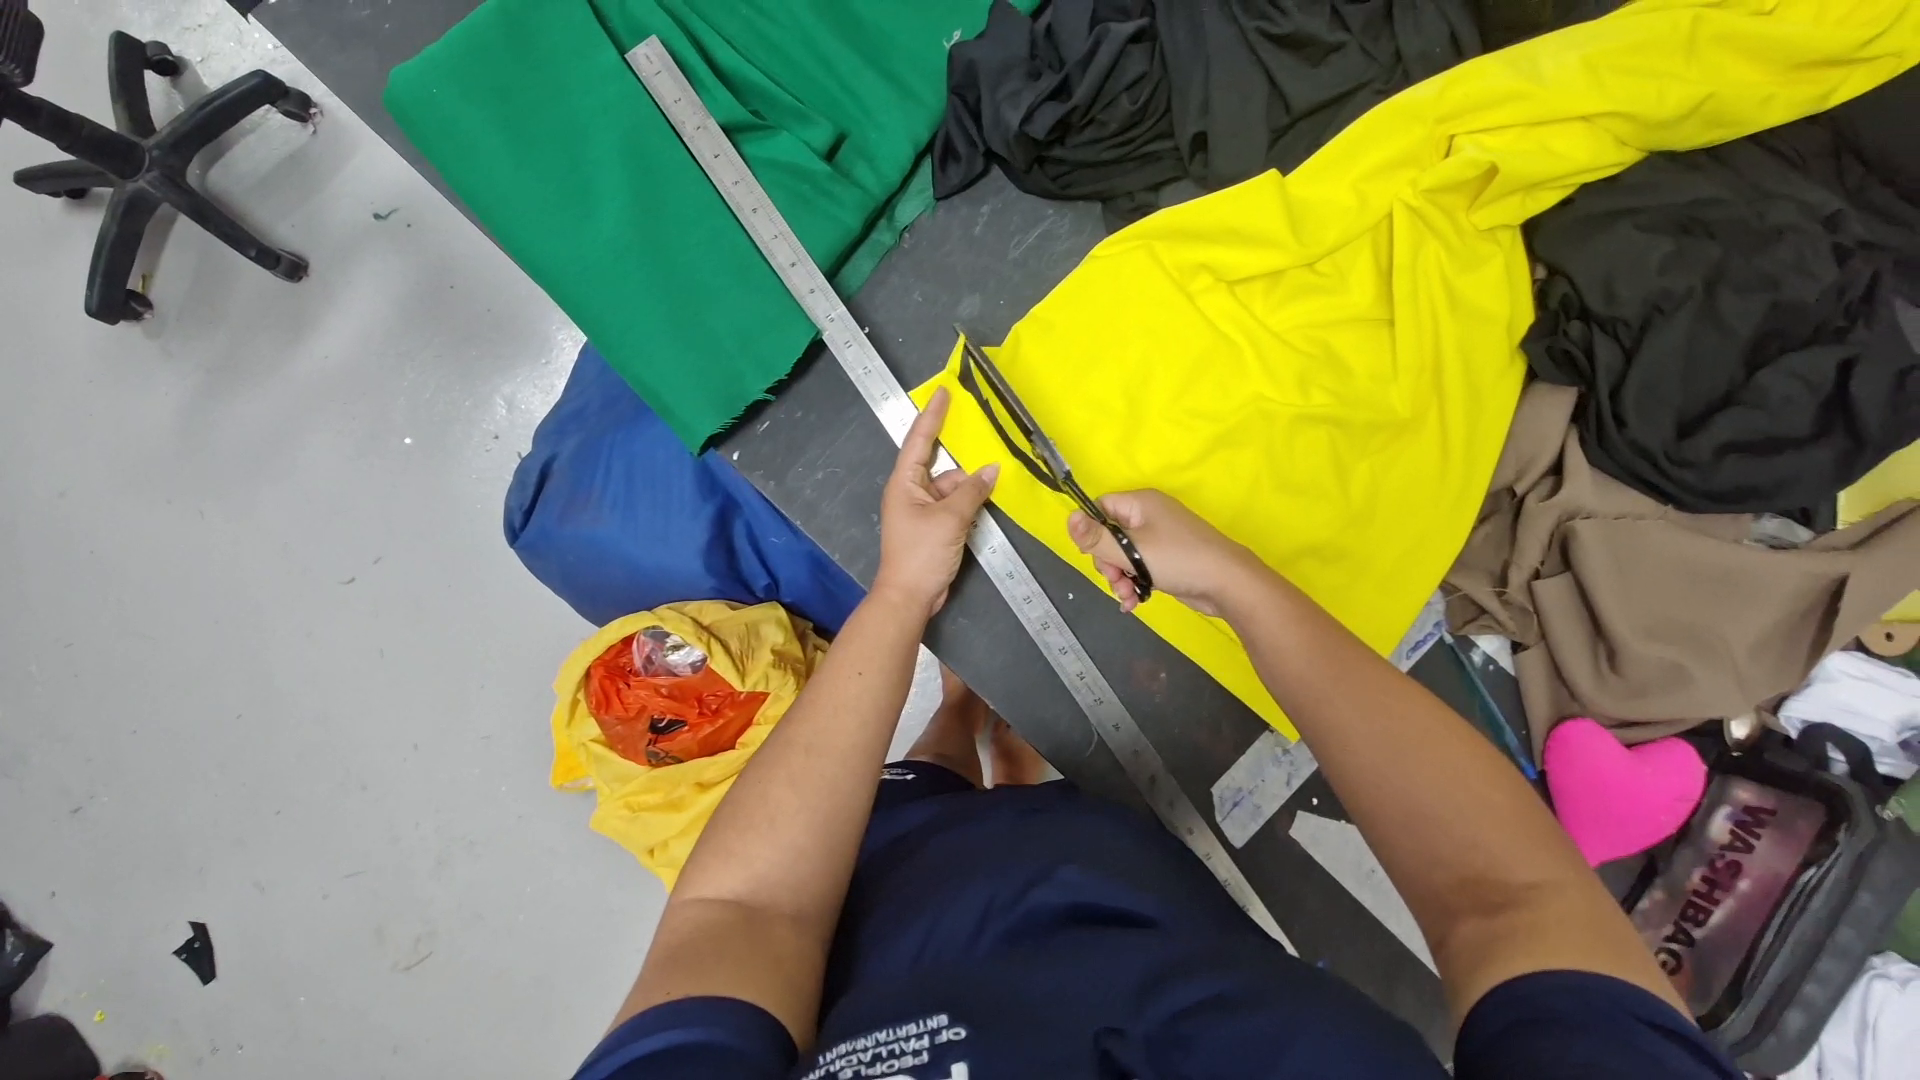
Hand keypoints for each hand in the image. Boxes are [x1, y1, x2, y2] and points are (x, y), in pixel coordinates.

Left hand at [872, 388, 999, 617]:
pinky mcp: (934, 528)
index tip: (944, 392)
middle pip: (940, 465)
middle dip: (962, 458)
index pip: (919, 439)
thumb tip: (992, 470)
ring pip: (952, 487)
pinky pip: (954, 505)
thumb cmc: (921, 553)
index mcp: (905, 482)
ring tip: (997, 479)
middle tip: (985, 435)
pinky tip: (988, 499)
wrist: (910, 597)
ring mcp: (922, 511)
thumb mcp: (951, 519)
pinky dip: (969, 503)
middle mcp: (911, 492)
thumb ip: (973, 491)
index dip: (933, 415)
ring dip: (970, 487)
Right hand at [1067, 489, 1259, 615]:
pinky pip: (1139, 568)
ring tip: (1127, 596)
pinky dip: (1134, 583)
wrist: (1227, 583)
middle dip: (1107, 563)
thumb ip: (1096, 538)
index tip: (1094, 554)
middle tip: (1116, 579)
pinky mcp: (1166, 560)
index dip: (1092, 532)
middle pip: (1109, 536)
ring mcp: (1159, 539)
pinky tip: (1133, 602)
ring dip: (1119, 578)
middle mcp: (1148, 516)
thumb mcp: (1131, 551)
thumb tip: (1068, 517)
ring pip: (1123, 556)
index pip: (1100, 508)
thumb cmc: (1178, 560)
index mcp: (1140, 504)